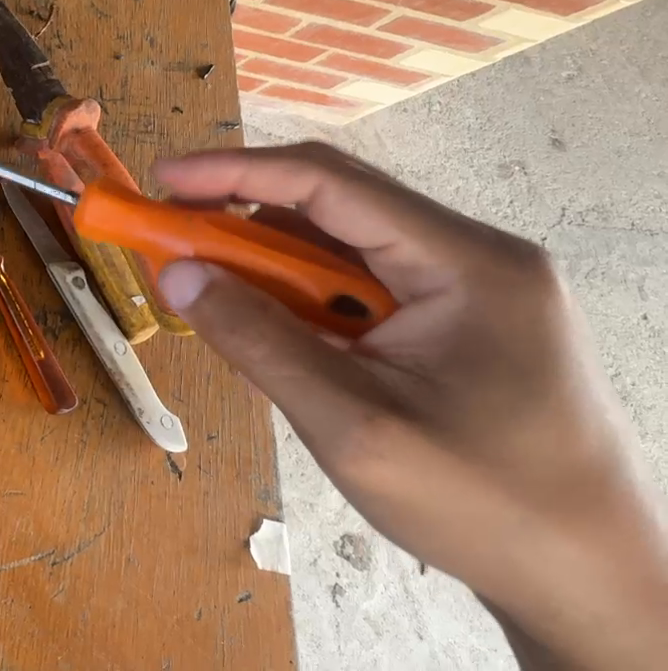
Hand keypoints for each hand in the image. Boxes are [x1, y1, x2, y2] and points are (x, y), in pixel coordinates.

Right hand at [151, 143, 667, 669]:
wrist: (594, 584)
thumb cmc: (486, 506)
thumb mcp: (352, 426)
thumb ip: (256, 341)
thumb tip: (172, 274)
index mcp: (468, 265)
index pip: (329, 183)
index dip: (233, 170)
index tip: (160, 180)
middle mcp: (468, 257)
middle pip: (328, 205)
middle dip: (237, 217)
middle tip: (164, 240)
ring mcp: (461, 287)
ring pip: (331, 244)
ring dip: (261, 263)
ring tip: (212, 300)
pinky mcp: (445, 318)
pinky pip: (346, 283)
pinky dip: (290, 297)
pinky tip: (270, 336)